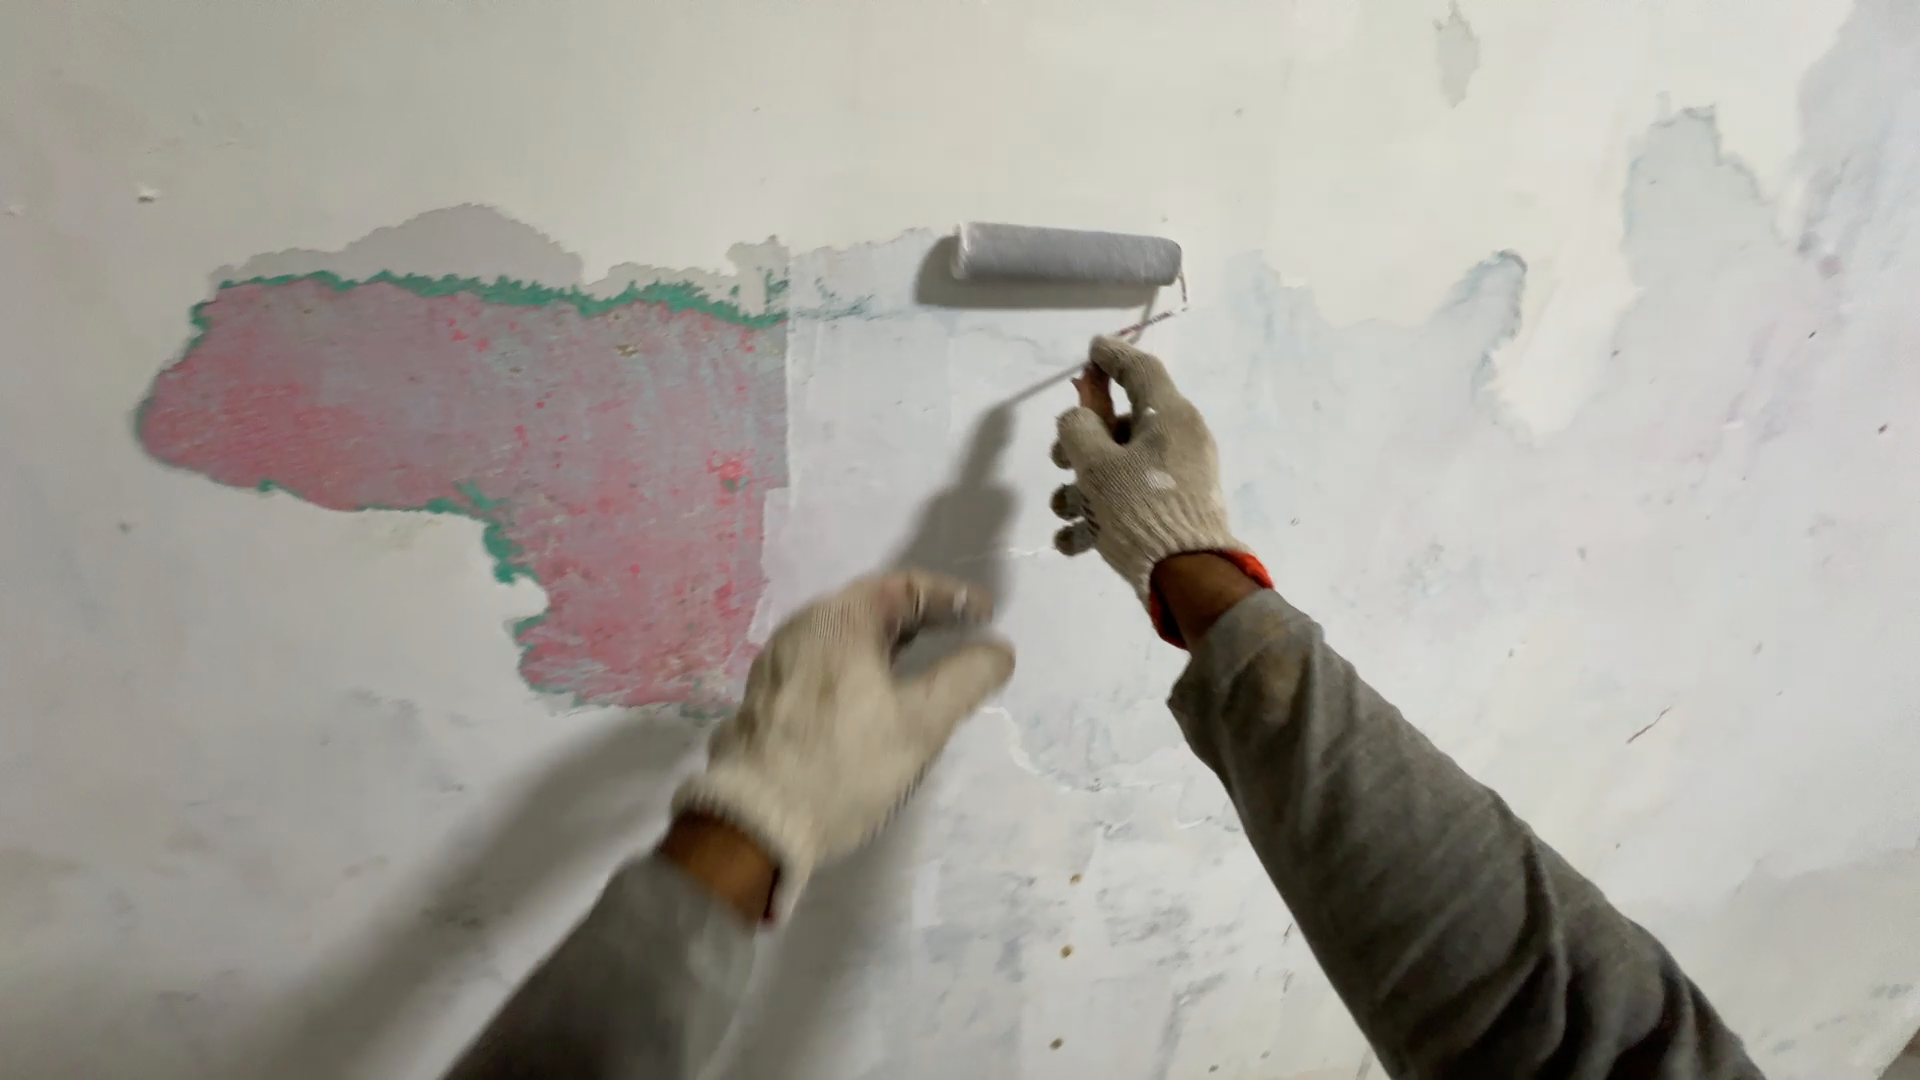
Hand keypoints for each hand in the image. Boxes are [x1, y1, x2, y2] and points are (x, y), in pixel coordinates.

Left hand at [672, 571, 1014, 920]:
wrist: (752, 825)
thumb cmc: (844, 764)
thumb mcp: (921, 723)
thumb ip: (967, 678)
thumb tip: (999, 650)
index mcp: (838, 619)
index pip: (905, 586)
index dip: (951, 596)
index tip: (986, 614)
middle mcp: (802, 626)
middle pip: (873, 606)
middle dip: (923, 617)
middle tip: (962, 633)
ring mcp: (779, 660)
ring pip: (847, 636)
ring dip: (892, 642)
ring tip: (925, 663)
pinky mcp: (768, 694)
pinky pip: (827, 660)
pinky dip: (863, 663)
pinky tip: (876, 694)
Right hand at [1050, 336, 1246, 599]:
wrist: (1185, 577)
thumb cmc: (1139, 509)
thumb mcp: (1096, 464)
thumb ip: (1077, 429)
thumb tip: (1078, 420)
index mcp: (1169, 418)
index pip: (1140, 371)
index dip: (1112, 357)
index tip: (1091, 350)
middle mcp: (1177, 442)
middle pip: (1120, 426)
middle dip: (1079, 443)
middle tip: (1057, 460)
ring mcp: (1176, 479)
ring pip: (1118, 469)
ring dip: (1082, 489)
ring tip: (1063, 513)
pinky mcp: (1170, 513)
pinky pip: (1127, 503)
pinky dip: (1098, 518)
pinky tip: (1073, 543)